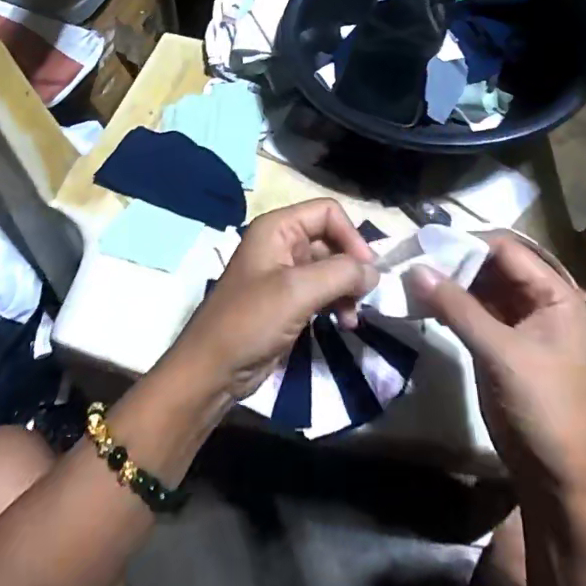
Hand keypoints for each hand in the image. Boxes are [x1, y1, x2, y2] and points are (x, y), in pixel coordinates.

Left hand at [160, 199, 379, 405]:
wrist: (210, 373)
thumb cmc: (249, 322)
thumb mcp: (298, 292)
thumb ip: (341, 274)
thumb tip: (375, 272)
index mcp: (277, 228)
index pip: (328, 213)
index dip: (351, 236)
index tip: (366, 269)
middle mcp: (281, 243)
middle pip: (332, 239)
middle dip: (351, 266)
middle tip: (364, 295)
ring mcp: (284, 274)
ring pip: (331, 268)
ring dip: (347, 288)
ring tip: (353, 316)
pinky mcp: (288, 301)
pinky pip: (323, 291)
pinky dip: (338, 303)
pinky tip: (345, 323)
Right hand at [406, 235, 585, 497]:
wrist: (561, 478)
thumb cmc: (544, 406)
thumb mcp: (502, 354)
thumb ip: (459, 309)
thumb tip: (415, 269)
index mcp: (555, 292)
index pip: (506, 250)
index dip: (466, 243)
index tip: (423, 243)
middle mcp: (540, 299)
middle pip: (492, 266)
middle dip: (454, 261)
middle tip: (410, 258)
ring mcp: (520, 323)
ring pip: (480, 289)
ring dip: (449, 283)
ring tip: (409, 276)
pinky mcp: (501, 346)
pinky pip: (474, 313)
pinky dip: (450, 306)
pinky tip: (421, 302)